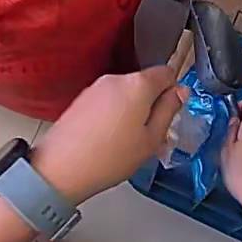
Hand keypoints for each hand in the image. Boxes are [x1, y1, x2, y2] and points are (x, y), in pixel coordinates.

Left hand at [32, 66, 188, 202]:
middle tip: (150, 135)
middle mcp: (116, 78)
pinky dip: (114, 114)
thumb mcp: (151, 139)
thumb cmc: (110, 157)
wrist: (60, 168)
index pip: (167, 72)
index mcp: (138, 84)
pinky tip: (109, 140)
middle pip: (145, 83)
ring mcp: (96, 87)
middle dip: (151, 104)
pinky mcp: (82, 98)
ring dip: (133, 110)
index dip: (173, 92)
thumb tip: (180, 92)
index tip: (169, 113)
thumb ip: (168, 110)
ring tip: (128, 142)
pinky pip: (108, 100)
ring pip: (127, 93)